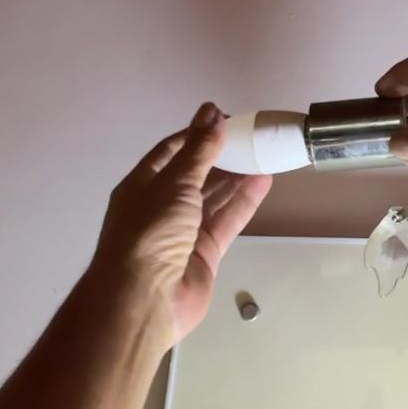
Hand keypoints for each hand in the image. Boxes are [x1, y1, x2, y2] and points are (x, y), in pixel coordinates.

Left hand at [91, 103, 272, 346]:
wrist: (145, 298)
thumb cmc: (150, 232)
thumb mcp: (175, 183)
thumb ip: (199, 149)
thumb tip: (210, 110)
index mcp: (143, 185)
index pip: (171, 151)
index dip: (198, 135)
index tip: (226, 121)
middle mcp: (161, 206)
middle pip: (196, 174)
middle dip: (222, 157)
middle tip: (252, 138)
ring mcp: (183, 231)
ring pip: (214, 198)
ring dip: (237, 178)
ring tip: (264, 155)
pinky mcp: (204, 253)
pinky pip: (226, 221)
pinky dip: (244, 202)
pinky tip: (264, 182)